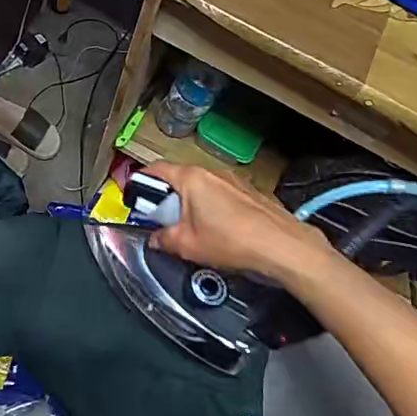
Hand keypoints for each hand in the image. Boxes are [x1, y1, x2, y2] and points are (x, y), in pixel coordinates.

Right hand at [144, 163, 335, 283]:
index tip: (135, 199)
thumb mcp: (187, 245)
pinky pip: (223, 196)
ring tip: (193, 232)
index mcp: (192, 178)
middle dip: (167, 200)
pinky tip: (219, 232)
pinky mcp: (251, 193)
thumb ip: (164, 239)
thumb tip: (156, 239)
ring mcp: (235, 181)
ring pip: (203, 188)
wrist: (281, 246)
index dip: (141, 183)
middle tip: (163, 224)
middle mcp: (214, 172)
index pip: (156, 169)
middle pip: (180, 179)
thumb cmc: (233, 241)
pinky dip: (213, 209)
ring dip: (192, 206)